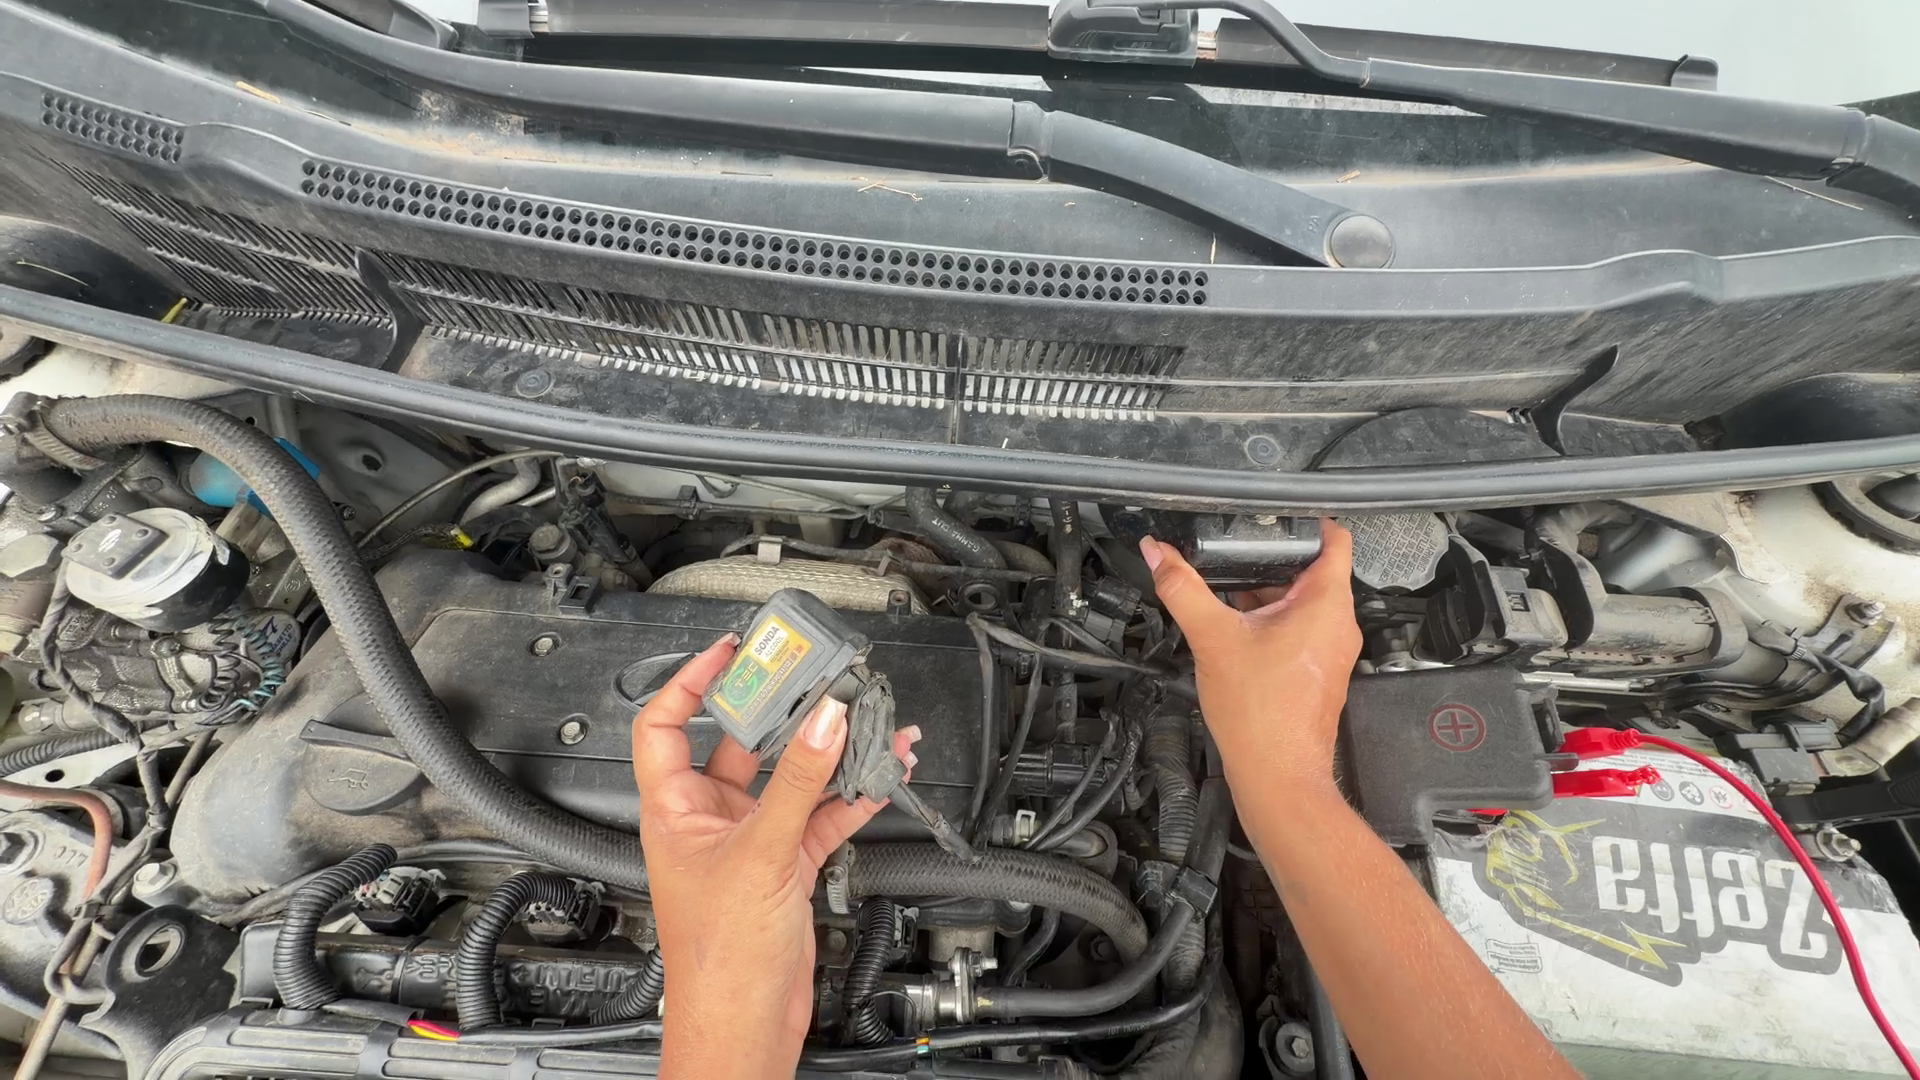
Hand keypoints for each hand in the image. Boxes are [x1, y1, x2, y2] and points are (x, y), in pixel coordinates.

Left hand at [632, 635, 915, 1078]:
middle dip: (782, 710)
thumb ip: (797, 783)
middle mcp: (711, 816)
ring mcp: (753, 836)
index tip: (729, 651)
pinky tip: (880, 773)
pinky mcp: (787, 859)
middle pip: (743, 741)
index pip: (665, 724)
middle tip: (813, 677)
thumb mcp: (760, 855)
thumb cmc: (718, 963)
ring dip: (828, 751)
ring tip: (862, 721)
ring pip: (791, 775)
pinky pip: (822, 810)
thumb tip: (824, 721)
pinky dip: (851, 792)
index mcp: (676, 808)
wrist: (749, 1029)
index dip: (690, 681)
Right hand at [1139, 520, 1360, 799]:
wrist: (1275, 773)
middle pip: (1309, 568)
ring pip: (1299, 600)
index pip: (1335, 538)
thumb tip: (1157, 552)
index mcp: (1325, 605)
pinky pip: (1294, 627)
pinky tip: (1232, 627)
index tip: (1273, 513)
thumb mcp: (1211, 637)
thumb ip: (1182, 588)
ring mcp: (1328, 648)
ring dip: (1264, 590)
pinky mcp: (1314, 668)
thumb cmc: (1259, 713)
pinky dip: (1267, 618)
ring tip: (1224, 589)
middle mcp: (1336, 624)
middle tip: (1231, 549)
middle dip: (1268, 558)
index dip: (1306, 519)